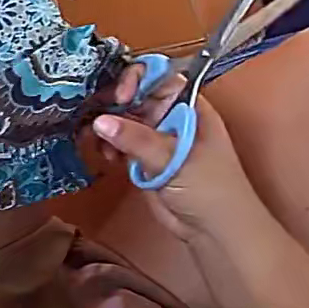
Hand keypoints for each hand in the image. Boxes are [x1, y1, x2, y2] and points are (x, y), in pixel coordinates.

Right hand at [91, 92, 265, 242]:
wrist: (215, 231)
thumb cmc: (210, 189)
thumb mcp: (175, 159)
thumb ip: (137, 139)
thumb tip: (101, 121)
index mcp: (188, 105)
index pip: (159, 77)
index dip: (137, 79)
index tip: (120, 97)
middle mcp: (170, 116)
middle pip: (136, 95)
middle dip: (113, 103)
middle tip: (94, 116)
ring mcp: (156, 138)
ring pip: (123, 120)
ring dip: (107, 127)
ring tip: (96, 141)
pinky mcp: (144, 160)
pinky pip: (120, 144)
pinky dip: (108, 146)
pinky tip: (105, 156)